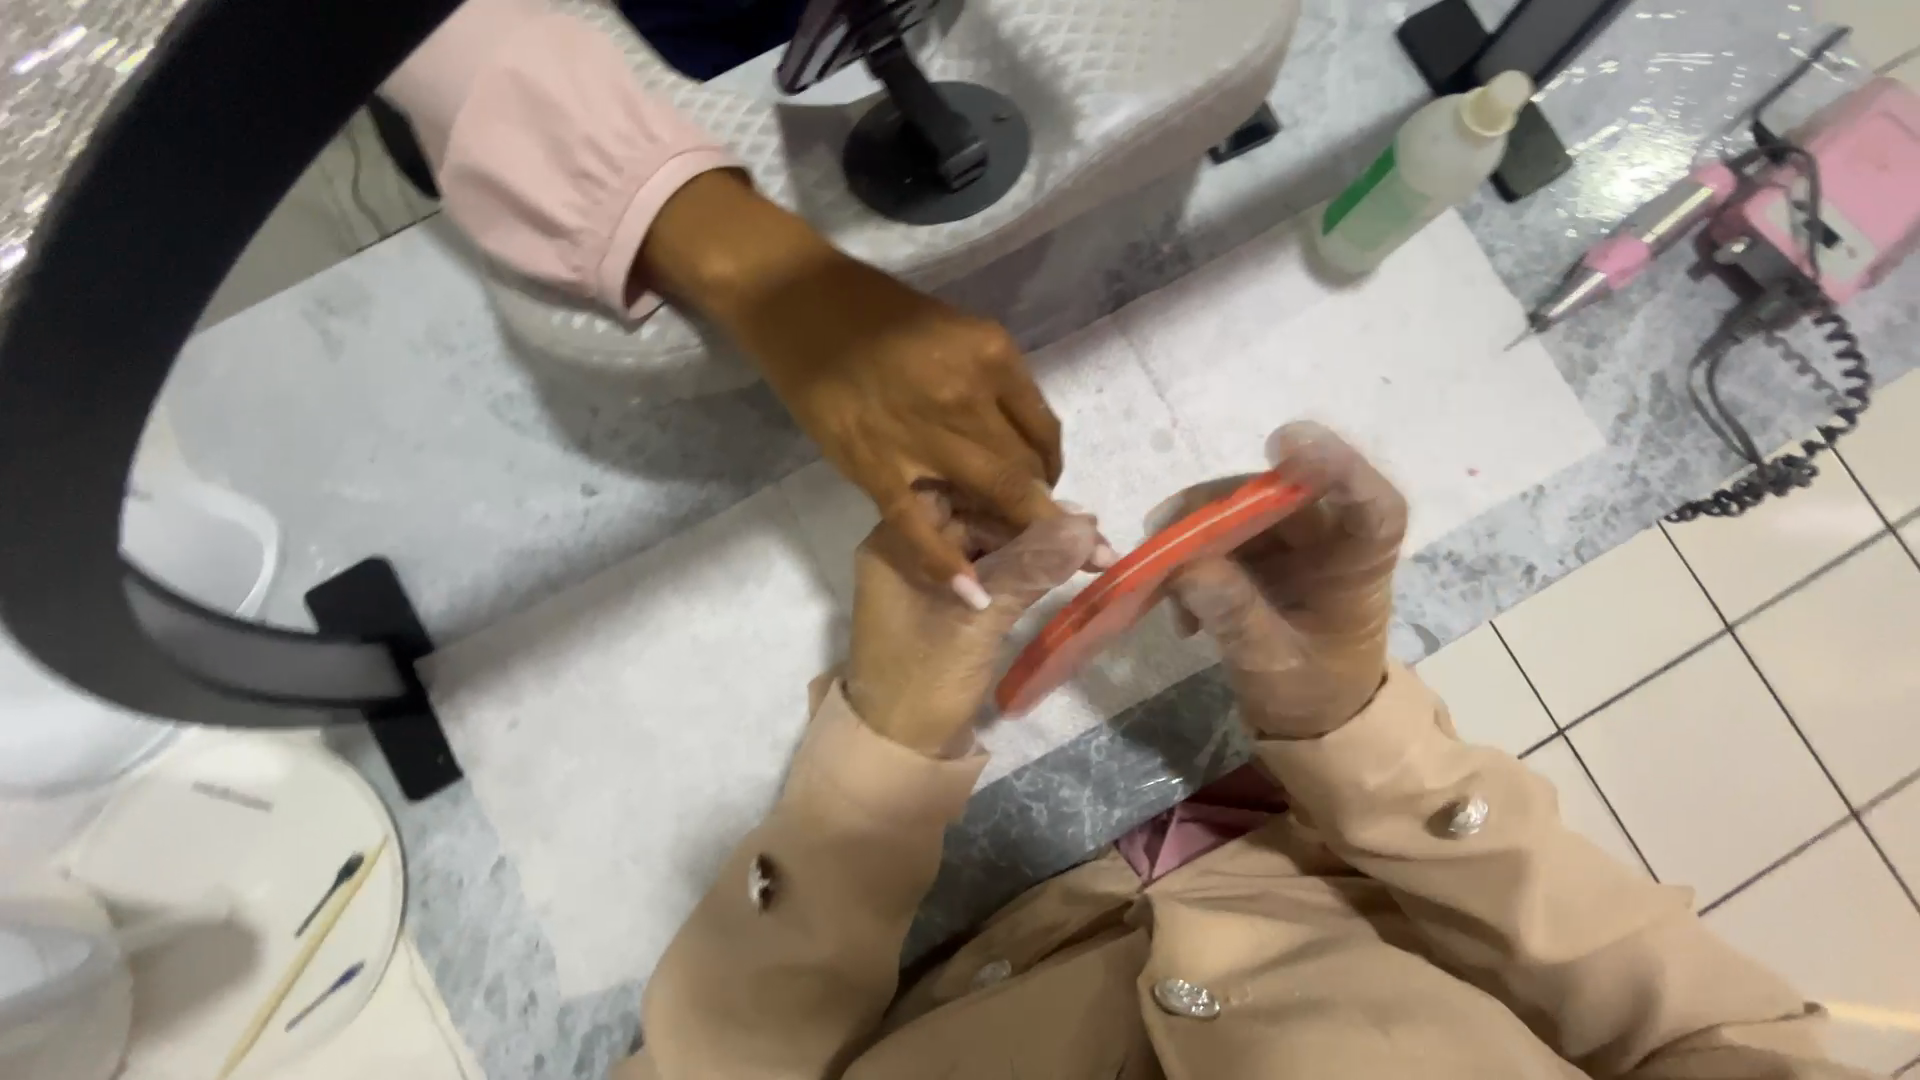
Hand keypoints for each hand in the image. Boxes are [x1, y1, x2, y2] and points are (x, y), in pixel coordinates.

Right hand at [637, 173, 1067, 606]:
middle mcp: (969, 397)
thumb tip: (1013, 435)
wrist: (796, 304)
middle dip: (1049, 511)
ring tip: (1036, 563)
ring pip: (995, 496)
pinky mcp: (876, 468)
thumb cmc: (876, 309)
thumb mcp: (955, 331)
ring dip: (1021, 533)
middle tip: (1058, 540)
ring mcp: (924, 436)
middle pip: (1028, 469)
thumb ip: (990, 382)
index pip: (1043, 429)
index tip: (1047, 488)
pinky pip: (920, 525)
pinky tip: (972, 594)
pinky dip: (947, 564)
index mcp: (993, 355)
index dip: (1053, 468)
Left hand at [845, 498, 1097, 755]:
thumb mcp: (978, 621)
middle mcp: (908, 549)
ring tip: (1094, 551)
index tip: (1071, 508)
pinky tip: (1064, 567)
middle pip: (980, 519)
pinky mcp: (946, 602)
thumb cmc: (924, 680)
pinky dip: (1025, 571)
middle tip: (1096, 537)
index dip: (1015, 496)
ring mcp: (928, 577)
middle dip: (1037, 527)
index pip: (961, 495)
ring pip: (990, 546)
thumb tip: (1085, 524)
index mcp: (896, 541)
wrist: (897, 750)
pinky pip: (989, 572)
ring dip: (1038, 549)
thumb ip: (1029, 568)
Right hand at [1161, 423, 1407, 739]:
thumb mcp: (1272, 663)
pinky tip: (1174, 604)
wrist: (1313, 721)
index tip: (1284, 444)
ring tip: (1157, 577)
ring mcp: (1292, 545)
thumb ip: (1234, 615)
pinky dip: (1186, 559)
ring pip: (1238, 510)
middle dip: (1217, 505)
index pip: (1371, 507)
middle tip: (1162, 530)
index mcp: (1357, 566)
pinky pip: (1216, 536)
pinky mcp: (1260, 554)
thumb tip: (1186, 566)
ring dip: (1190, 534)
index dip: (1338, 466)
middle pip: (1279, 496)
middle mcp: (1327, 542)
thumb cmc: (1312, 695)